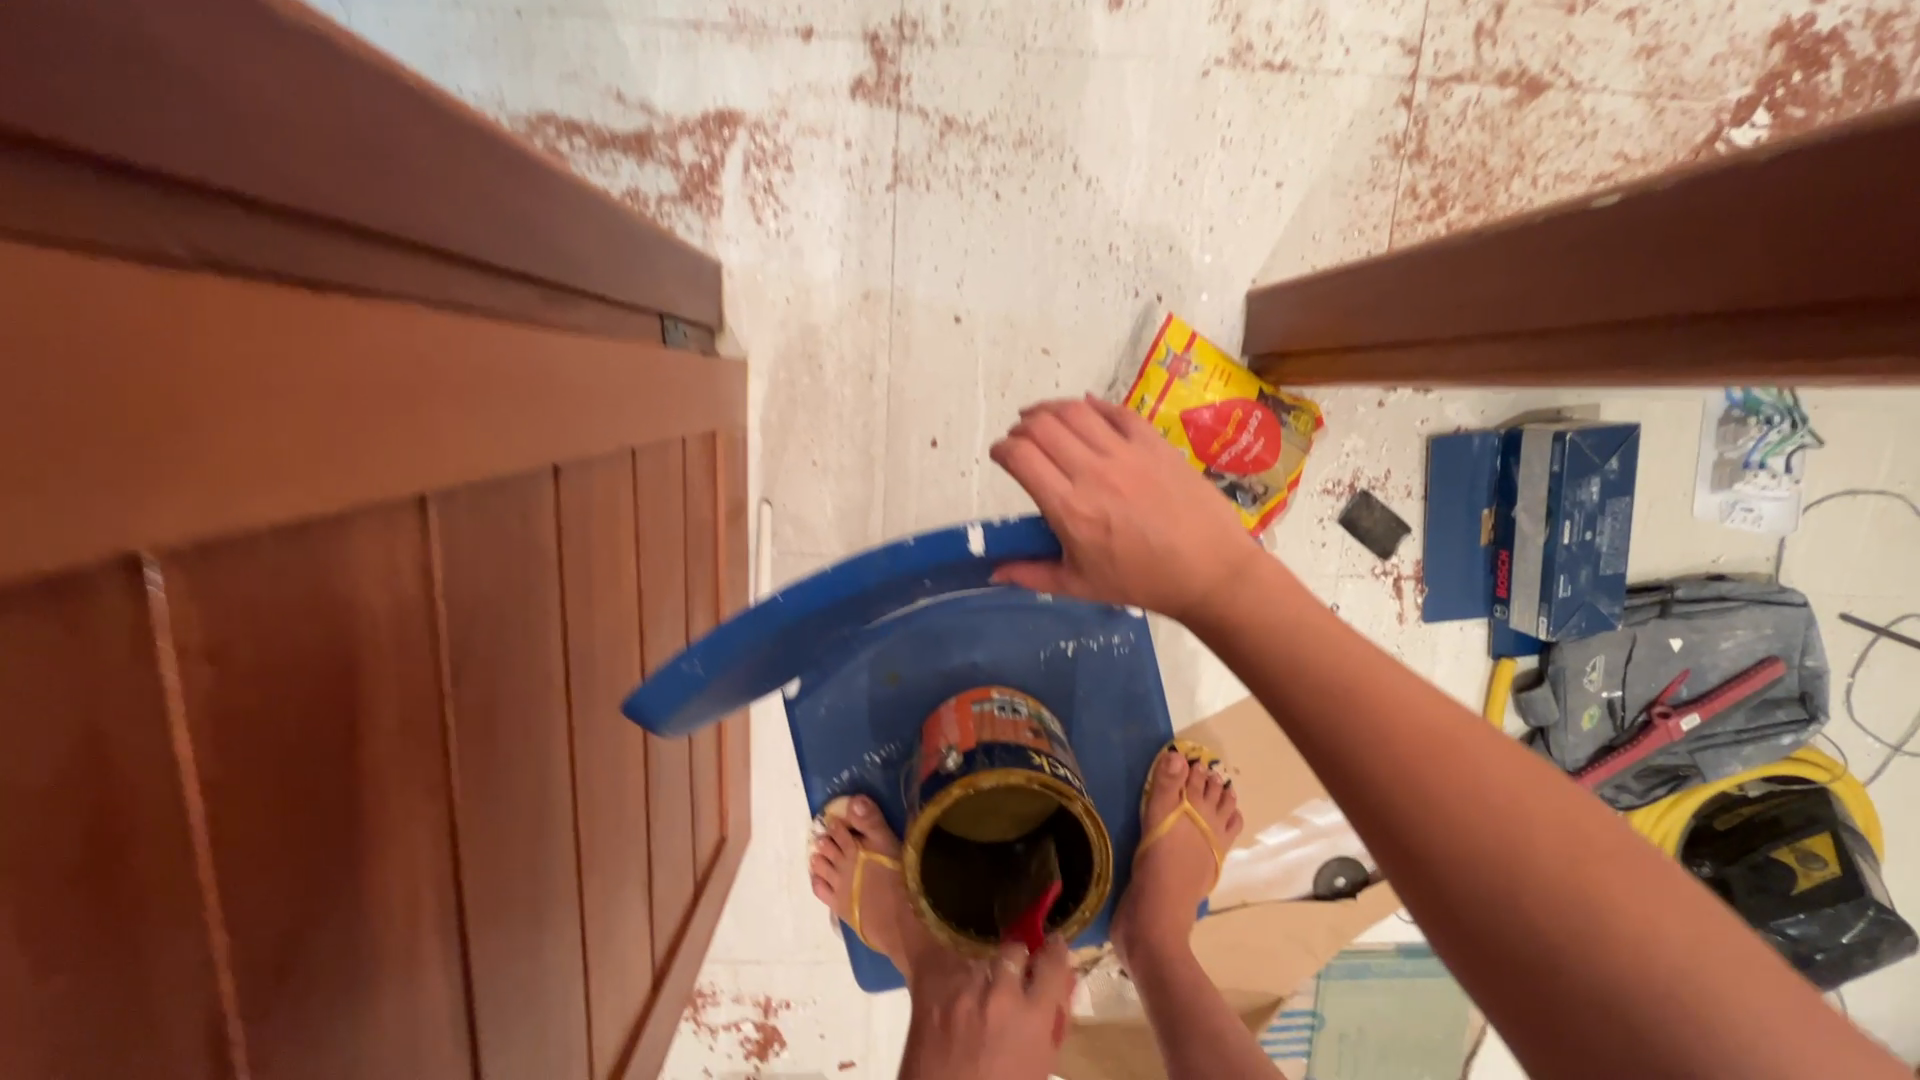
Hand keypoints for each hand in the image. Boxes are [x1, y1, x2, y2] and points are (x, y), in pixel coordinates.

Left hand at [900, 940, 1073, 1079]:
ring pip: (980, 956)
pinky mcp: (931, 994)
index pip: (1052, 962)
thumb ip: (1053, 1021)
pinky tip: (960, 992)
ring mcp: (962, 992)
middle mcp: (999, 996)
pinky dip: (959, 976)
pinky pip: (951, 967)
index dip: (1056, 951)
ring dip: (987, 969)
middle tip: (1015, 973)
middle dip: (1018, 959)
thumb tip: (1063, 985)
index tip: (1054, 946)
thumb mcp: (1040, 1063)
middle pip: (1014, 950)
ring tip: (984, 987)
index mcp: (1032, 1017)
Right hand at [988, 395, 1261, 622]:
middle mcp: (1093, 472)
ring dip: (1048, 410)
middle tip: (1019, 440)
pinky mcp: (1154, 443)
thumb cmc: (1142, 582)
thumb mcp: (1079, 587)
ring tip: (1041, 419)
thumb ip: (1031, 575)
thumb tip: (994, 571)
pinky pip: (1115, 411)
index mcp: (1070, 509)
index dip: (1002, 450)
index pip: (1020, 458)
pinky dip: (1091, 405)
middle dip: (1021, 428)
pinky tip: (1082, 409)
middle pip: (1042, 427)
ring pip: (1074, 412)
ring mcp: (1126, 453)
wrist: (1210, 570)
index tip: (1000, 456)